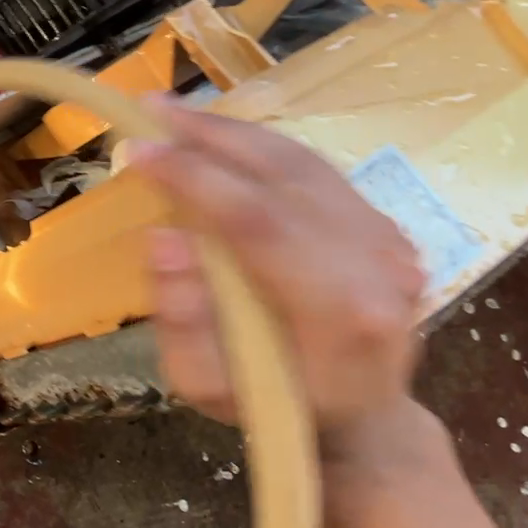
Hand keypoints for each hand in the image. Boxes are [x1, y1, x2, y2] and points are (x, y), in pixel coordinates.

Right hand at [126, 96, 426, 431]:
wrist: (362, 417)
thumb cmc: (273, 405)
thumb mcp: (205, 387)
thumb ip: (182, 320)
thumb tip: (164, 237)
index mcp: (339, 310)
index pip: (259, 220)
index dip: (193, 178)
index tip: (136, 151)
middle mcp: (379, 264)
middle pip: (285, 176)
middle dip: (210, 136)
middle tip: (147, 109)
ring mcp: (391, 242)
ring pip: (304, 163)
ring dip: (233, 131)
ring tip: (174, 112)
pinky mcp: (384, 228)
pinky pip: (315, 172)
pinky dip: (259, 147)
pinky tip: (216, 138)